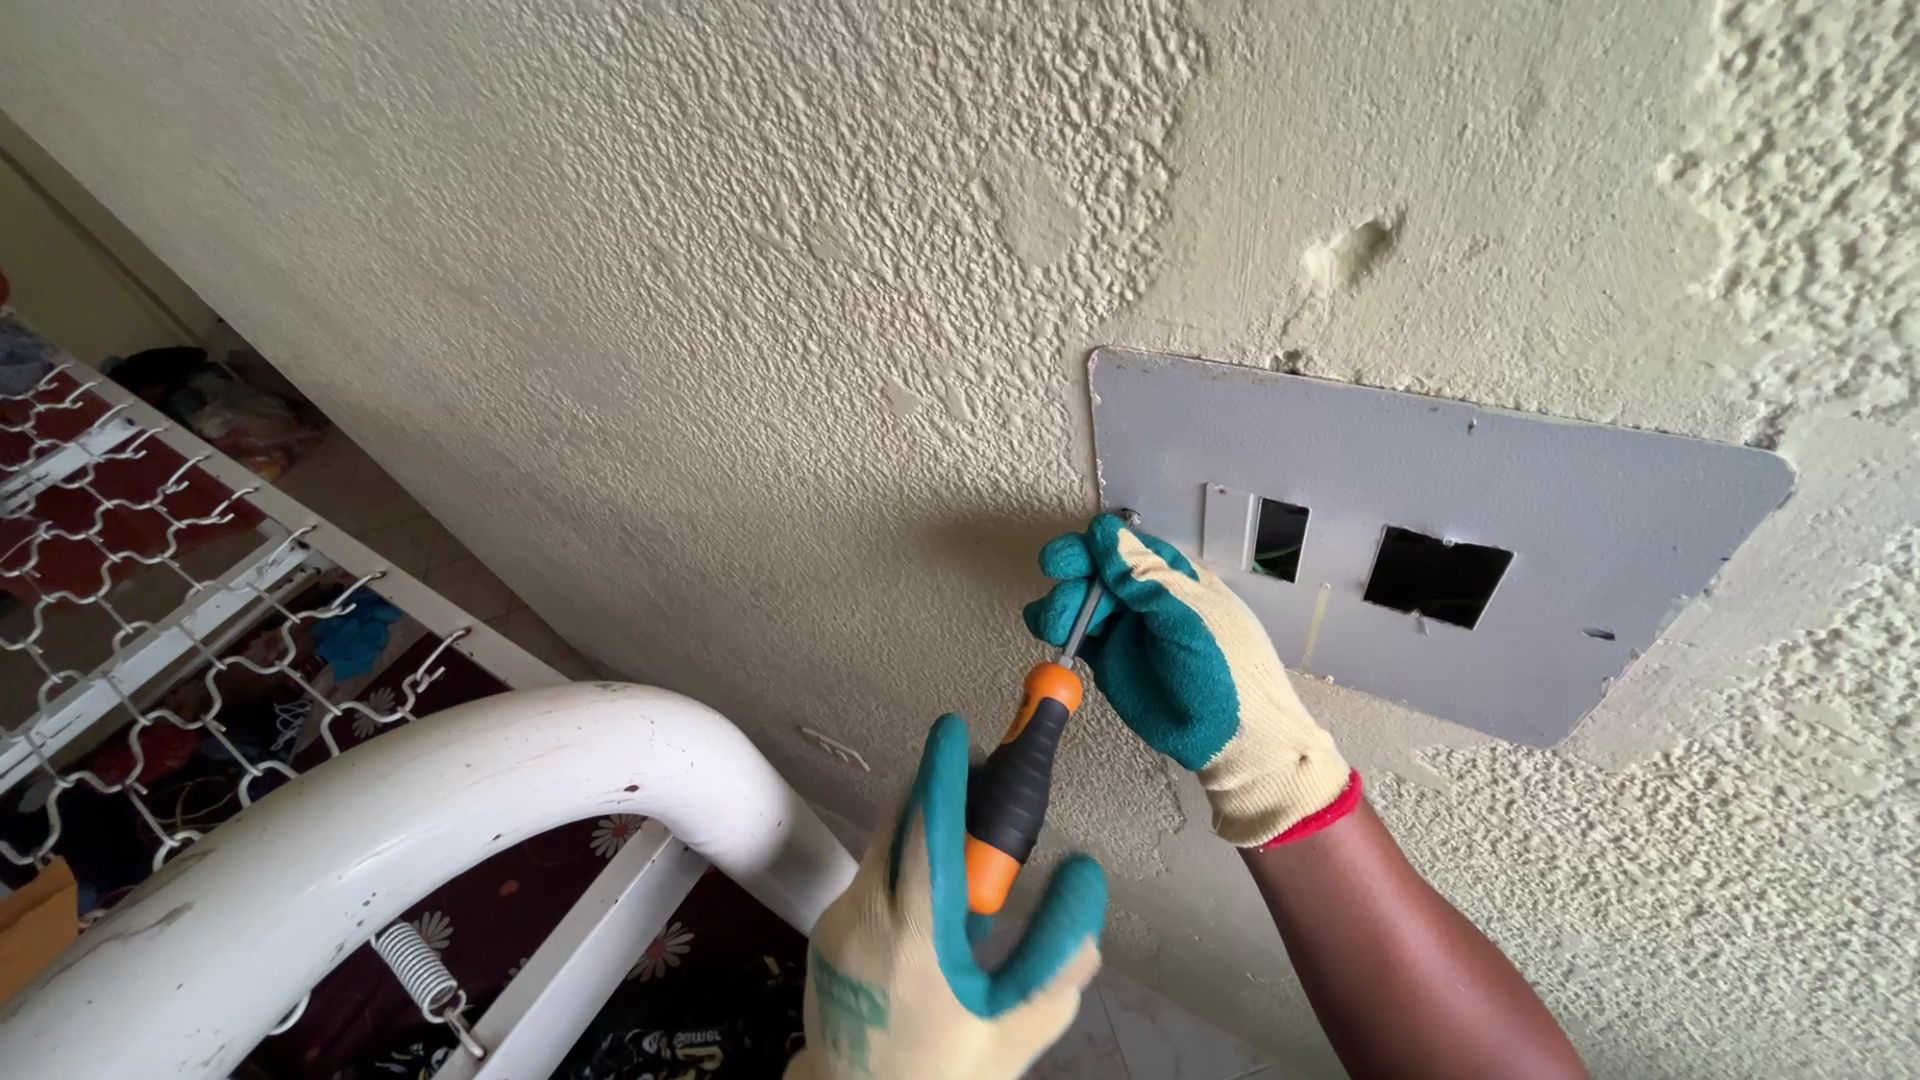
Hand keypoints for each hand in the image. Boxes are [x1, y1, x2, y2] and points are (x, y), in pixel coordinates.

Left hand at [787, 714, 1106, 1079]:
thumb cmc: (942, 1072)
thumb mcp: (1013, 1029)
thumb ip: (1058, 961)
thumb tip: (1086, 880)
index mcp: (912, 939)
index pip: (924, 835)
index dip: (940, 777)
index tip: (954, 729)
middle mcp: (864, 916)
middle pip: (898, 821)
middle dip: (937, 785)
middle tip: (982, 774)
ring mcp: (837, 918)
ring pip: (883, 843)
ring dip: (922, 824)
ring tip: (967, 844)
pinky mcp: (825, 925)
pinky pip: (871, 873)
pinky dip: (903, 860)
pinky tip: (933, 891)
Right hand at [1024, 513, 1359, 846]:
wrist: (1235, 742)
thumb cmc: (1229, 674)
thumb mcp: (1190, 618)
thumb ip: (1145, 578)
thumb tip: (1104, 533)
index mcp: (1173, 577)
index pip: (1124, 547)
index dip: (1090, 548)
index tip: (1063, 559)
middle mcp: (1145, 598)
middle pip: (1095, 573)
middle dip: (1072, 580)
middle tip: (1061, 602)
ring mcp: (1125, 629)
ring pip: (1080, 602)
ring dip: (1060, 605)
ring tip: (1053, 625)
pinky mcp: (1108, 660)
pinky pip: (1075, 635)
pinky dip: (1056, 629)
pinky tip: (1044, 629)